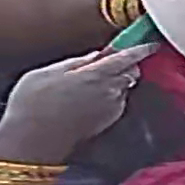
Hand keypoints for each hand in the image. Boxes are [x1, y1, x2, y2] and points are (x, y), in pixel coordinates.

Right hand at [0, 45, 157, 162]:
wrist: (36, 139)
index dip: (142, 49)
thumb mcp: (44, 74)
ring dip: (115, 82)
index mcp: (96, 74)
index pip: (127, 57)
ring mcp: (115, 103)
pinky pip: (117, 100)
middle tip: (108, 66)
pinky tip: (86, 102)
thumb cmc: (33, 105)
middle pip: (131, 71)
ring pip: (124, 86)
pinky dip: (109, 97)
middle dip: (126, 66)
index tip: (151, 45)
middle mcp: (112, 88)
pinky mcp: (113, 116)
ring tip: (87, 88)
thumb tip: (95, 56)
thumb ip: (75, 62)